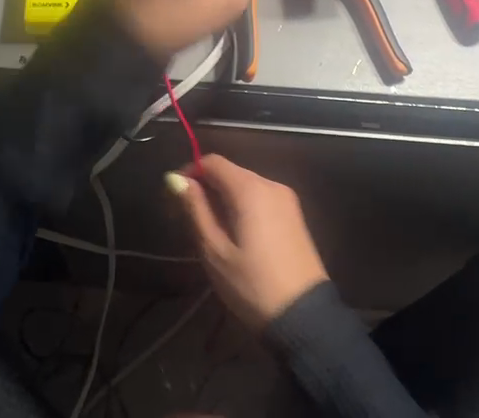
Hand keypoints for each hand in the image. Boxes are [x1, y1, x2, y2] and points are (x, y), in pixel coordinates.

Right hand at [166, 155, 328, 331]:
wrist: (305, 317)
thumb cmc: (252, 285)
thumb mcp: (215, 251)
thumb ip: (196, 210)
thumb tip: (179, 180)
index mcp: (250, 189)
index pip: (212, 162)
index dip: (190, 173)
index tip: (173, 198)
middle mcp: (271, 184)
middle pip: (230, 172)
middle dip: (206, 188)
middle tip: (186, 218)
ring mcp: (286, 199)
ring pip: (245, 186)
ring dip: (223, 198)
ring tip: (209, 231)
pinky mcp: (294, 215)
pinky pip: (261, 198)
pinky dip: (242, 206)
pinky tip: (235, 234)